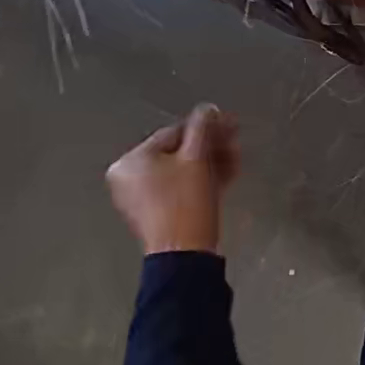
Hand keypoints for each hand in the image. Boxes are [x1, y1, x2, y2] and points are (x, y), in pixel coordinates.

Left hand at [107, 103, 240, 255]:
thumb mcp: (197, 158)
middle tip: (236, 144)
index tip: (231, 126)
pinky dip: (200, 180)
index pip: (174, 133)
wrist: (185, 255)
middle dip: (210, 147)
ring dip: (210, 163)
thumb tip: (209, 108)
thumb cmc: (186, 201)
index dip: (206, 128)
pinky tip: (225, 175)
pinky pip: (179, 187)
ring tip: (235, 162)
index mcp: (130, 161)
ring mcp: (141, 197)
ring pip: (181, 170)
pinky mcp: (156, 212)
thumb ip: (203, 127)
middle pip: (177, 152)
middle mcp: (129, 177)